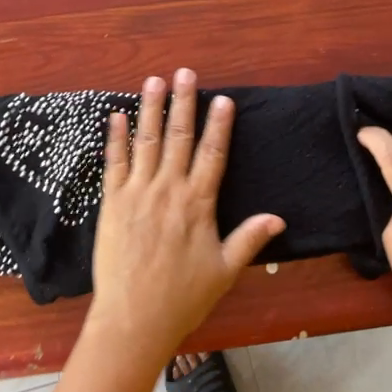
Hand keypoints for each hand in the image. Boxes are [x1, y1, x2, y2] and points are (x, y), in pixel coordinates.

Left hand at [87, 68, 284, 357]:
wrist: (134, 320)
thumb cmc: (183, 298)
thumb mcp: (224, 271)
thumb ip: (249, 240)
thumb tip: (278, 218)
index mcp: (198, 204)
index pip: (212, 154)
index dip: (218, 124)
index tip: (222, 98)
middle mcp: (169, 190)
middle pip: (179, 137)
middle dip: (183, 102)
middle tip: (185, 72)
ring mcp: (138, 193)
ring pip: (147, 141)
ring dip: (151, 108)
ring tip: (154, 80)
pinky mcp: (112, 202)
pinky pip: (114, 162)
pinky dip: (116, 137)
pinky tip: (116, 115)